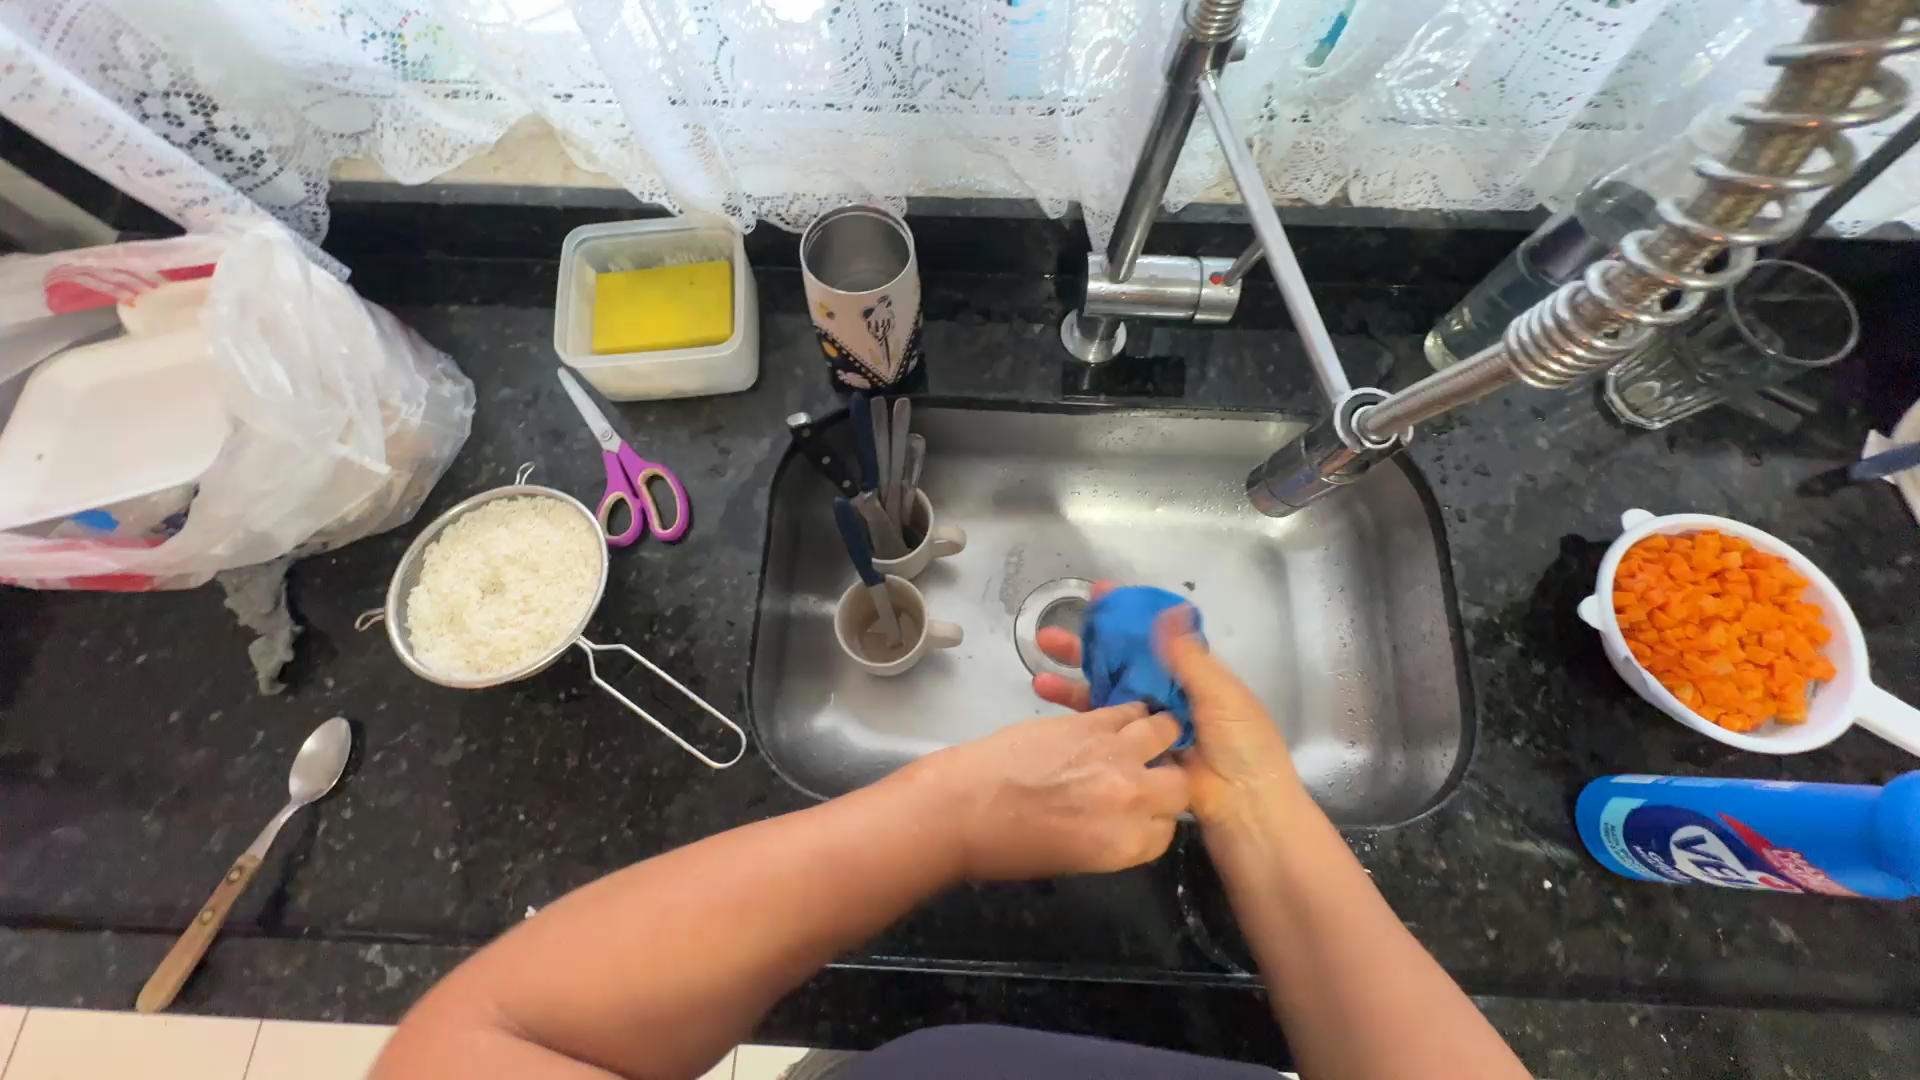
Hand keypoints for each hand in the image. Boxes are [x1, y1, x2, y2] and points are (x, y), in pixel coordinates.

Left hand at [900, 703, 1189, 880]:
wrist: (965, 806)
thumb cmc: (1010, 846)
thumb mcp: (1077, 857)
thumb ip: (1114, 836)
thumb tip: (1124, 816)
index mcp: (1131, 844)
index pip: (1169, 829)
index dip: (1155, 817)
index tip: (1142, 809)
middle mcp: (1135, 797)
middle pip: (1178, 782)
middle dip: (1166, 778)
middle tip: (1146, 772)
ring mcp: (1116, 753)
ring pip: (1163, 731)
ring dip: (1156, 735)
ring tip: (1139, 736)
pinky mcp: (1091, 721)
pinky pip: (1127, 709)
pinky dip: (1127, 714)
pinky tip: (1117, 719)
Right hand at [1032, 584, 1299, 827]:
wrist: (1245, 810)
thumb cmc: (1242, 746)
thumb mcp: (1221, 694)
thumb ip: (1189, 656)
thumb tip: (1170, 608)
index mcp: (1189, 676)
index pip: (1150, 639)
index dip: (1123, 618)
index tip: (1096, 594)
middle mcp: (1163, 695)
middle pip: (1118, 665)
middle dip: (1085, 647)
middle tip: (1049, 635)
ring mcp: (1144, 724)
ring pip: (1103, 693)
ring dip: (1072, 679)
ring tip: (1040, 667)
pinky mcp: (1130, 752)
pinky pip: (1100, 726)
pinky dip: (1074, 711)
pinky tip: (1048, 699)